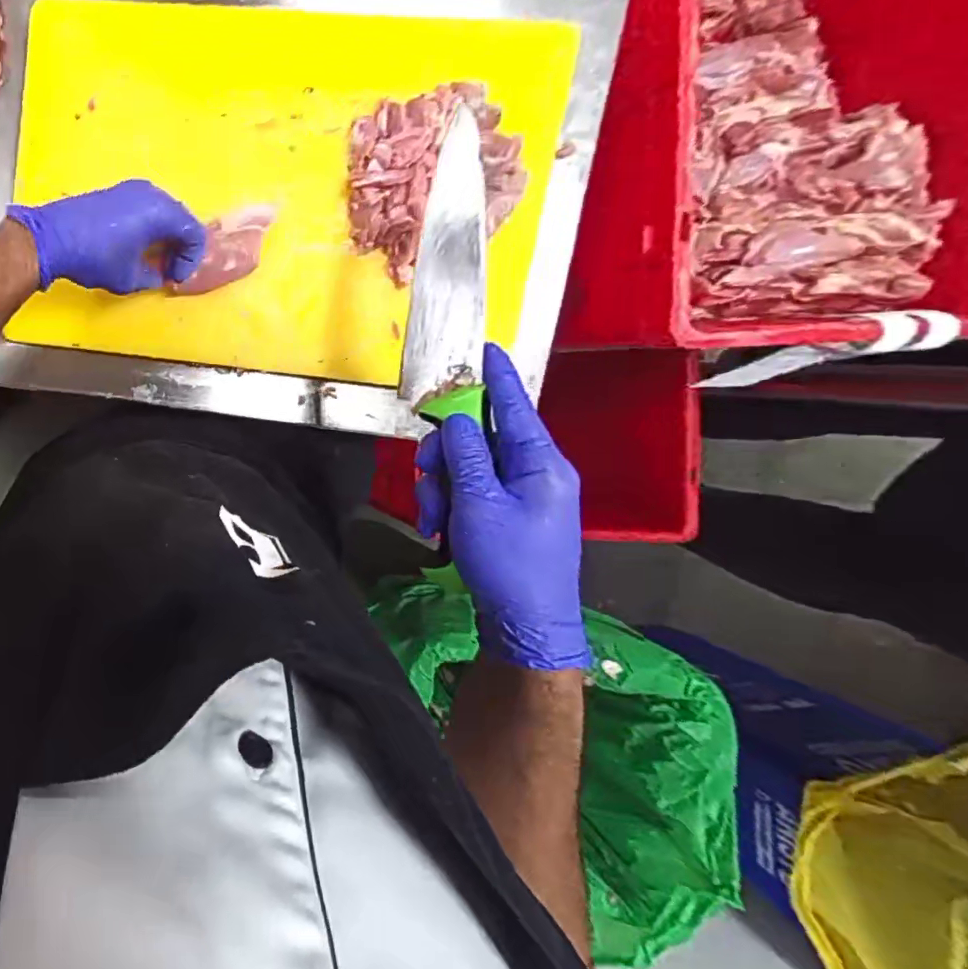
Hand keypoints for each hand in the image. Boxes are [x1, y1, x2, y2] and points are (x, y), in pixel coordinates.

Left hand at [4, 180, 205, 294]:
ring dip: (162, 239)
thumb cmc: (95, 258)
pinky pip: (143, 210)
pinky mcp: (115, 193)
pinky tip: (133, 249)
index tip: (173, 278)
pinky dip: (147, 229)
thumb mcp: (129, 278)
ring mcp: (132, 189)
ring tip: (149, 263)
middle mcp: (152, 193)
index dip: (190, 261)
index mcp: (162, 211)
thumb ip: (153, 277)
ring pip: (162, 214)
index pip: (194, 233)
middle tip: (166, 272)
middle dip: (177, 249)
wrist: (52, 238)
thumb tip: (159, 276)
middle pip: (180, 220)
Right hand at [415, 344, 588, 670]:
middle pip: (477, 439)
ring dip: (439, 489)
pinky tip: (439, 528)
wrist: (526, 619)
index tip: (487, 349)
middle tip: (427, 484)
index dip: (498, 377)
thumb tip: (460, 417)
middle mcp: (534, 471)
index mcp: (540, 462)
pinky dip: (447, 505)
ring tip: (433, 520)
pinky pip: (468, 491)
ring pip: (465, 467)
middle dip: (443, 459)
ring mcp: (520, 493)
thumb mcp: (478, 503)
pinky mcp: (506, 512)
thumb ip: (467, 455)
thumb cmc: (508, 560)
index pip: (517, 406)